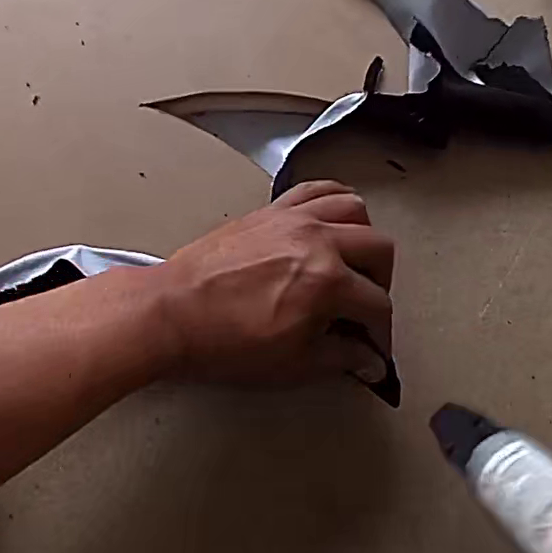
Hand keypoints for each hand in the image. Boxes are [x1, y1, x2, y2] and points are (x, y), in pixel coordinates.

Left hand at [148, 181, 394, 386]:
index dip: (380, 332)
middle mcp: (317, 239)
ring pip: (354, 209)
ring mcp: (293, 219)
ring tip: (353, 263)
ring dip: (364, 237)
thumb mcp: (293, 363)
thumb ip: (341, 357)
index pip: (376, 304)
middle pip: (379, 249)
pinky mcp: (270, 210)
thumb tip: (368, 359)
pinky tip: (332, 221)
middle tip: (366, 307)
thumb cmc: (221, 339)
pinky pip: (315, 189)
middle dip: (380, 283)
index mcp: (327, 281)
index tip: (373, 347)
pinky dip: (333, 201)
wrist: (170, 314)